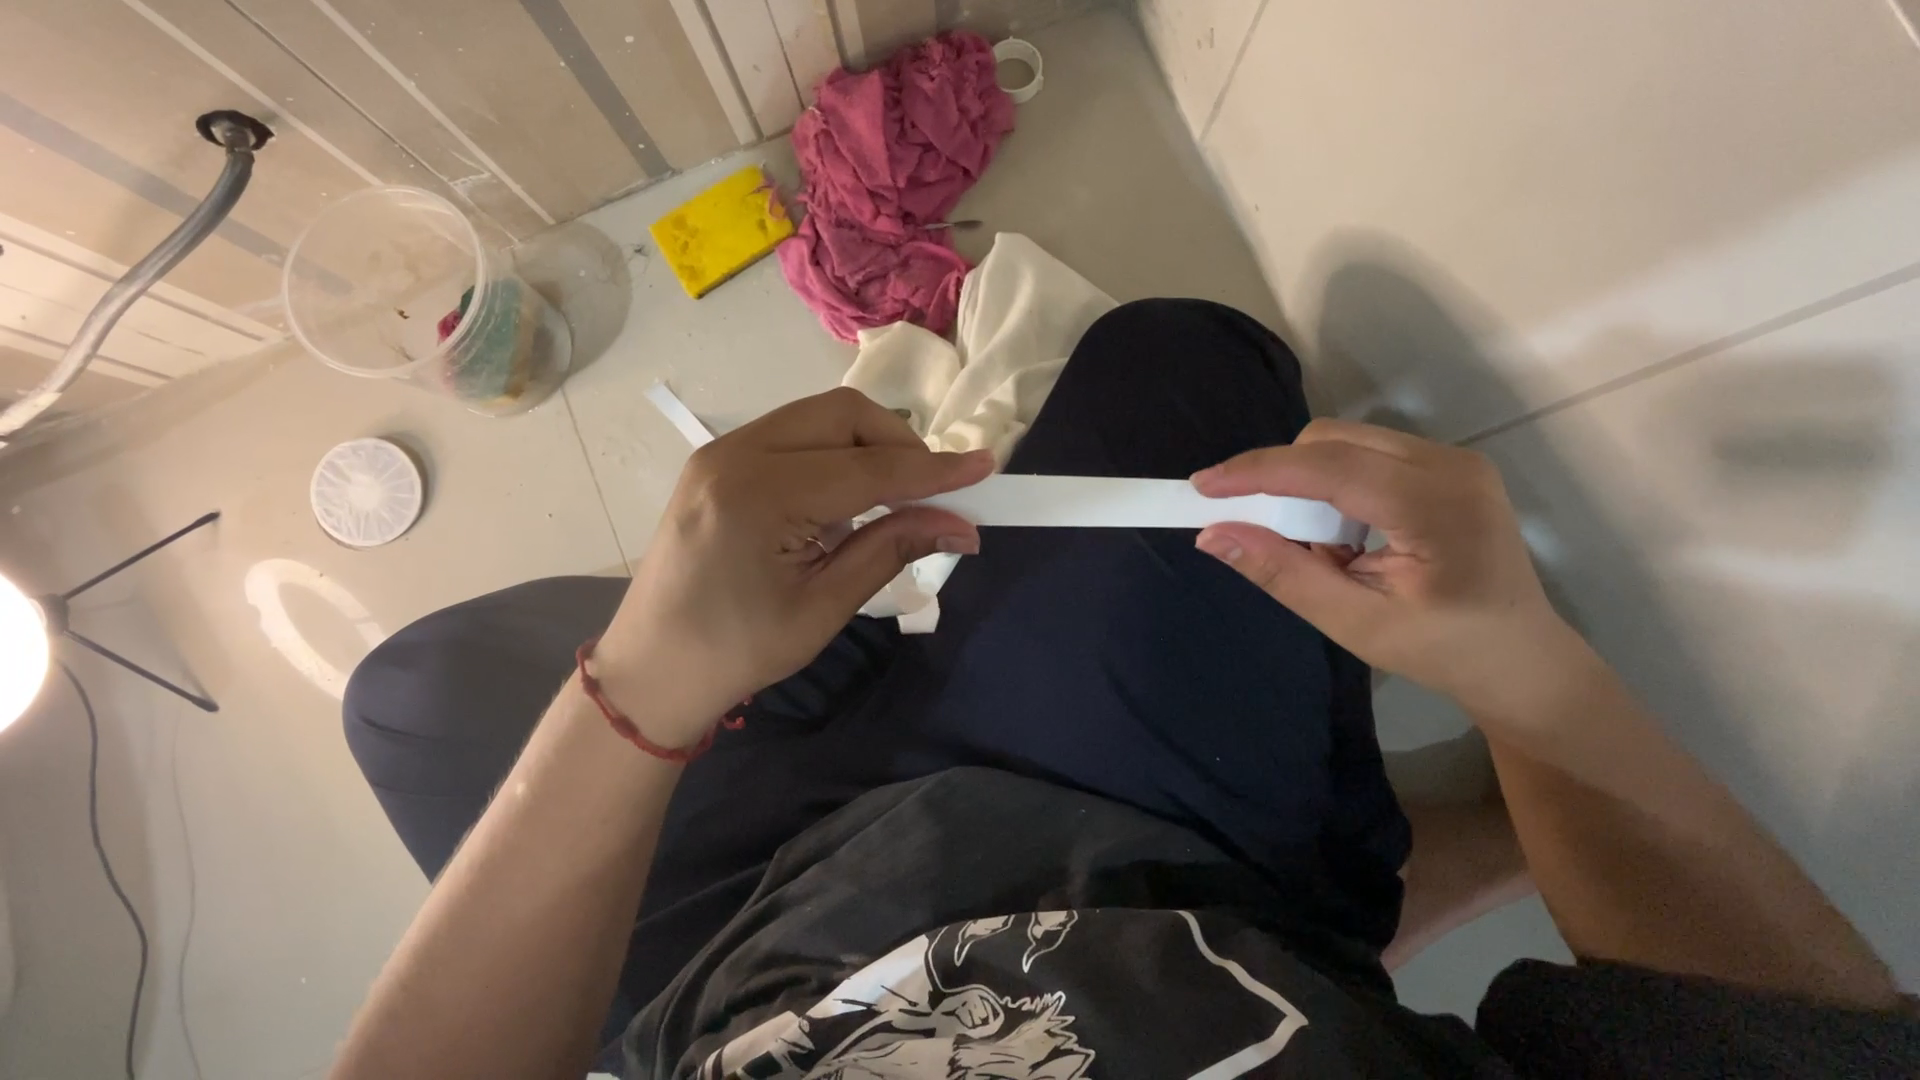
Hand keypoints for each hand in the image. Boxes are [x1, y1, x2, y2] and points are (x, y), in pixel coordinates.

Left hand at [594, 388, 992, 744]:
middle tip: (932, 491)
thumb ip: (892, 550)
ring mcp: (721, 452)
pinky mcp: (717, 461)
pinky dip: (834, 453)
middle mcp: (736, 454)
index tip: (985, 468)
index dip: (933, 470)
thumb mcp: (823, 607)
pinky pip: (793, 435)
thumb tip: (962, 526)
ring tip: (895, 496)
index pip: (868, 468)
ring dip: (868, 445)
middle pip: (843, 416)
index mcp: (760, 496)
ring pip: (819, 418)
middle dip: (899, 444)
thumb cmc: (737, 651)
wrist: (652, 668)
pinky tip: (846, 498)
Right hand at [1190, 419, 1586, 710]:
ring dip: (1310, 484)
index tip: (1201, 485)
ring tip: (1325, 547)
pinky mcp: (1447, 466)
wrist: (1521, 659)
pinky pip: (1366, 455)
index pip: (1327, 467)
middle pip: (1331, 441)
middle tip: (1267, 533)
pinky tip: (1351, 536)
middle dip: (1283, 478)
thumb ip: (1282, 573)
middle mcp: (1448, 464)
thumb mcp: (1354, 622)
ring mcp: (1453, 460)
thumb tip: (1212, 535)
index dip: (1258, 471)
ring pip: (1345, 443)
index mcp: (1435, 505)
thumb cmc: (1442, 650)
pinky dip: (1336, 487)